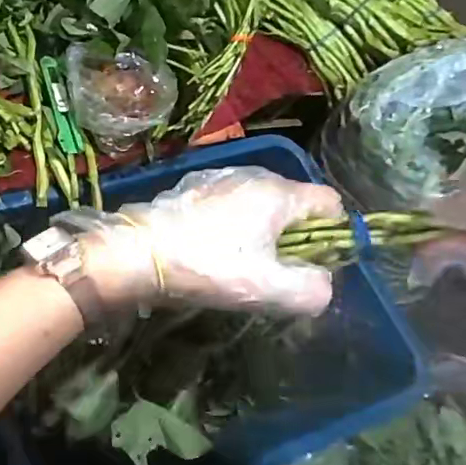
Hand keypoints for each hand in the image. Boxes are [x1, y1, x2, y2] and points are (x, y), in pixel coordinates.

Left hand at [56, 167, 342, 316]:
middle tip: (272, 273)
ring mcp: (217, 179)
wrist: (133, 254)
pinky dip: (229, 228)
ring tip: (237, 266)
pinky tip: (208, 252)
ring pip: (258, 207)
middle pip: (293, 206)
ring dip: (259, 236)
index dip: (331, 236)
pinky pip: (227, 207)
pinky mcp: (190, 190)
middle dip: (293, 240)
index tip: (310, 266)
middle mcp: (251, 175)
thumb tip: (323, 284)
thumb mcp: (267, 288)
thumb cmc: (206, 266)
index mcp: (277, 192)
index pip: (330, 204)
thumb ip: (311, 289)